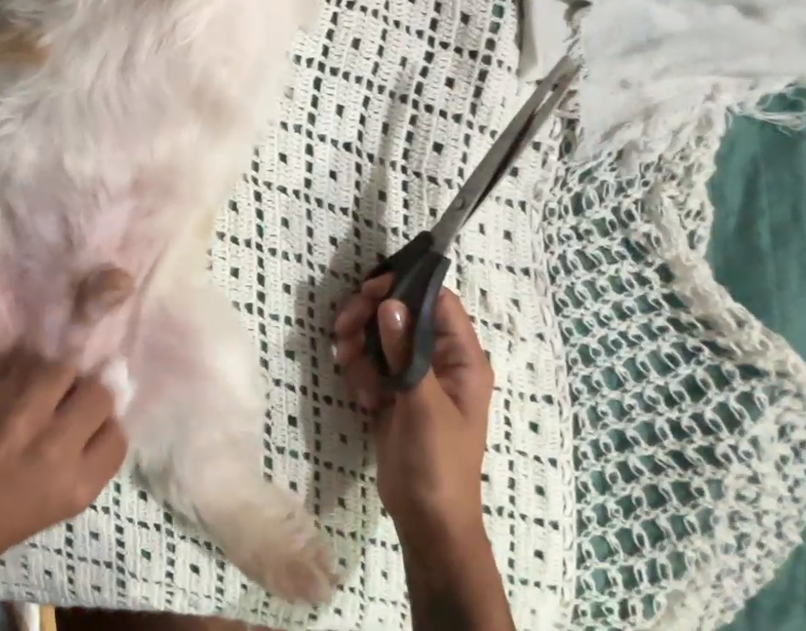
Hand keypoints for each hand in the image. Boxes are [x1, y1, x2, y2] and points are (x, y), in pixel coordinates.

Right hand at [331, 276, 494, 542]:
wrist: (426, 515)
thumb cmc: (439, 461)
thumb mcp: (423, 404)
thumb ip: (405, 352)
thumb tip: (390, 304)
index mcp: (462, 359)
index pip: (439, 303)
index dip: (405, 289)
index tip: (368, 291)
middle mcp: (438, 360)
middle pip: (399, 313)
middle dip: (368, 318)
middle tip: (343, 329)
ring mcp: (412, 375)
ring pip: (377, 335)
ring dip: (357, 347)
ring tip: (352, 372)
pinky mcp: (391, 389)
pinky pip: (368, 361)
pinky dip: (357, 371)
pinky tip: (362, 397)